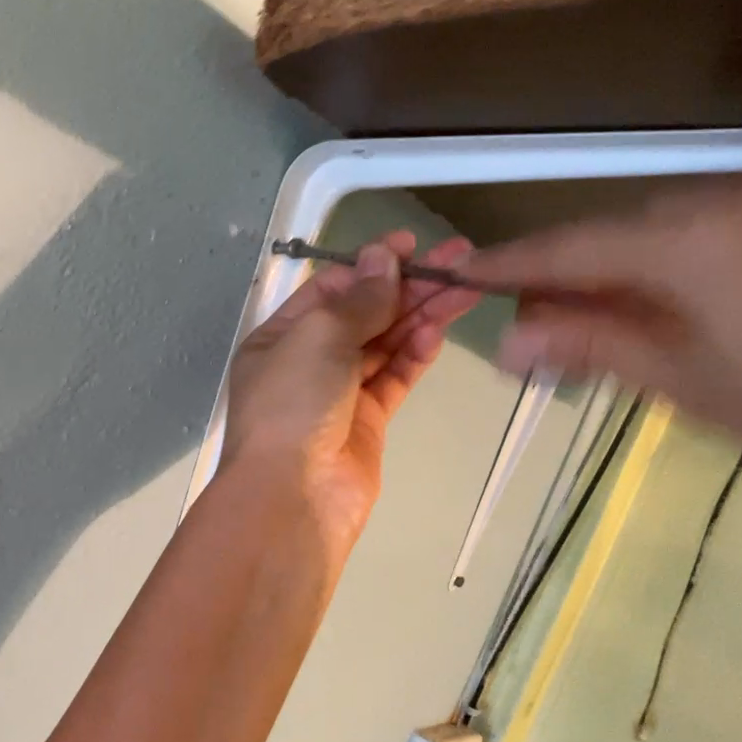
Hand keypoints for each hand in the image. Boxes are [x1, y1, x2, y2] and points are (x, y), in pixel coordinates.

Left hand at [222, 232, 480, 556]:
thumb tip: (381, 259)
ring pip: (382, 345)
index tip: (412, 245)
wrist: (293, 496)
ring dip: (419, 316)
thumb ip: (356, 299)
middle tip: (459, 261)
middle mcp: (303, 365)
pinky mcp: (365, 424)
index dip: (368, 266)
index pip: (326, 292)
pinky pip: (393, 379)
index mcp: (276, 340)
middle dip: (405, 288)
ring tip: (465, 288)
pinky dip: (415, 355)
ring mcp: (335, 396)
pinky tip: (438, 330)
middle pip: (360, 316)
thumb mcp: (317, 337)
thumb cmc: (292, 406)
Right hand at [468, 152, 741, 515]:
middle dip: (604, 275)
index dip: (513, 266)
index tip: (463, 277)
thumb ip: (602, 349)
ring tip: (692, 326)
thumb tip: (511, 338)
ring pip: (724, 218)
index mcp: (702, 241)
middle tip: (576, 331)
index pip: (574, 248)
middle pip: (647, 228)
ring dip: (684, 265)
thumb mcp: (706, 391)